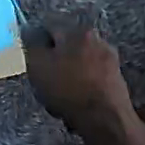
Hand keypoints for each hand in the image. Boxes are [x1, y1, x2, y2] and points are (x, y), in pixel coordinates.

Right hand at [23, 14, 144, 144]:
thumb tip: (28, 30)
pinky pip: (90, 78)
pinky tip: (74, 102)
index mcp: (77, 31)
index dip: (35, 43)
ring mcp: (109, 60)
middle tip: (44, 80)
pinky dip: (81, 87)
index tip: (30, 60)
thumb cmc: (67, 89)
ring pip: (78, 63)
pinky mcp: (116, 79)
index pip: (49, 26)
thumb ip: (31, 43)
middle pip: (66, 46)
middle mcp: (97, 40)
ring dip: (67, 75)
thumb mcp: (37, 64)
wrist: (104, 118)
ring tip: (59, 96)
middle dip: (54, 61)